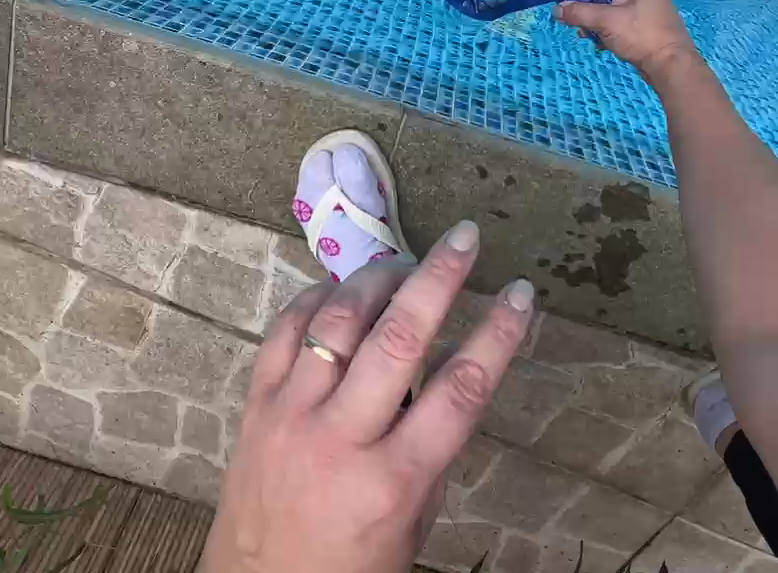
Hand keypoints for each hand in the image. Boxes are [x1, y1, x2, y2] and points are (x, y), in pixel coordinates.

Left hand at [200, 222, 535, 572]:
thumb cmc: (353, 568)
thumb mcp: (413, 517)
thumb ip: (435, 440)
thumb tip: (455, 358)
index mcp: (393, 481)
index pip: (460, 391)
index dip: (499, 335)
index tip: (521, 294)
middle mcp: (341, 439)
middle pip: (399, 339)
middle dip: (438, 278)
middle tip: (465, 238)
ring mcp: (291, 414)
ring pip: (338, 322)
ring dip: (376, 279)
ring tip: (403, 263)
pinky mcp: (255, 403)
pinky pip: (284, 330)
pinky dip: (317, 297)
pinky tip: (341, 287)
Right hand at [555, 0, 700, 80]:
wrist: (669, 67)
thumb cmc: (641, 35)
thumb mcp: (606, 21)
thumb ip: (579, 13)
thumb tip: (556, 10)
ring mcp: (644, 9)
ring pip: (611, 5)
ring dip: (593, 14)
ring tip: (578, 24)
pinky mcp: (641, 27)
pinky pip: (616, 20)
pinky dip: (603, 27)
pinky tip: (592, 38)